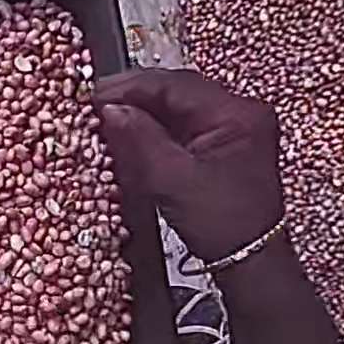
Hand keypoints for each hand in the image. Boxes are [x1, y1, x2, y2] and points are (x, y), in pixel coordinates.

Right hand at [95, 67, 284, 261]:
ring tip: (105, 118)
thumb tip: (109, 109)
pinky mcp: (220, 145)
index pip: (174, 85)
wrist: (249, 258)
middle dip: (133, 96)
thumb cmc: (219, 223)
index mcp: (235, 114)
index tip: (94, 96)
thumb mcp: (171, 179)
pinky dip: (152, 128)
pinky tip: (128, 133)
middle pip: (175, 92)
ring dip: (140, 111)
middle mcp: (238, 113)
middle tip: (94, 105)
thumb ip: (139, 139)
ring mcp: (231, 129)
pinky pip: (180, 126)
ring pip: (175, 108)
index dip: (129, 87)